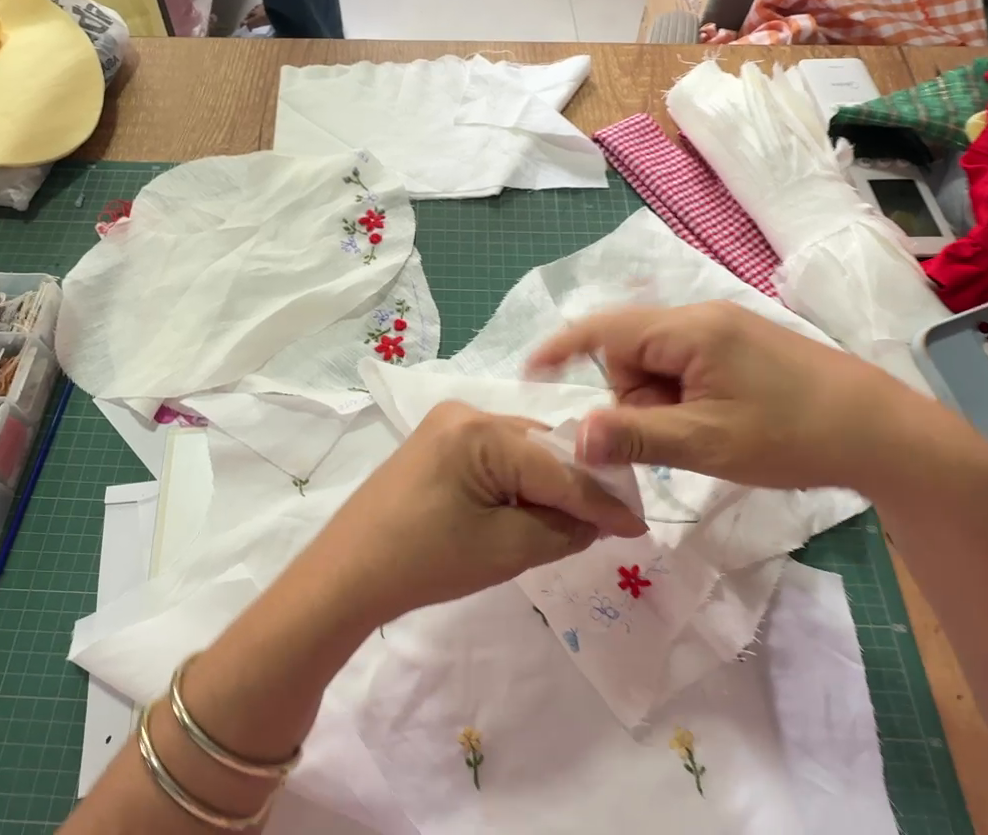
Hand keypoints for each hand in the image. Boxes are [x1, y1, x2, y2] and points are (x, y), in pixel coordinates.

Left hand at [315, 401, 648, 621]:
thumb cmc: (425, 562)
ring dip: (549, 484)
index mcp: (480, 430)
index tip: (641, 526)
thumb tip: (600, 519)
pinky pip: (495, 457)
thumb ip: (563, 529)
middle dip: (577, 487)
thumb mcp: (506, 550)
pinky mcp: (436, 443)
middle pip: (542, 450)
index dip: (603, 501)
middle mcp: (465, 412)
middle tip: (614, 524)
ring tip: (579, 522)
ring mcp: (447, 425)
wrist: (346, 574)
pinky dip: (519, 482)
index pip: (559, 467)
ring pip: (521, 452)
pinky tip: (535, 508)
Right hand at [528, 302, 961, 492]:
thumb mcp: (706, 444)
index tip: (530, 372)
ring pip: (657, 362)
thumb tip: (574, 436)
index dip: (561, 348)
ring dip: (661, 401)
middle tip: (671, 437)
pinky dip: (683, 397)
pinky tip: (715, 424)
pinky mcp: (742, 346)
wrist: (883, 434)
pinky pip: (686, 366)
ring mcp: (725, 329)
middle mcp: (702, 317)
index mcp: (689, 330)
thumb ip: (635, 436)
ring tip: (702, 435)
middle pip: (630, 351)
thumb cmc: (792, 436)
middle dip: (634, 396)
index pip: (604, 331)